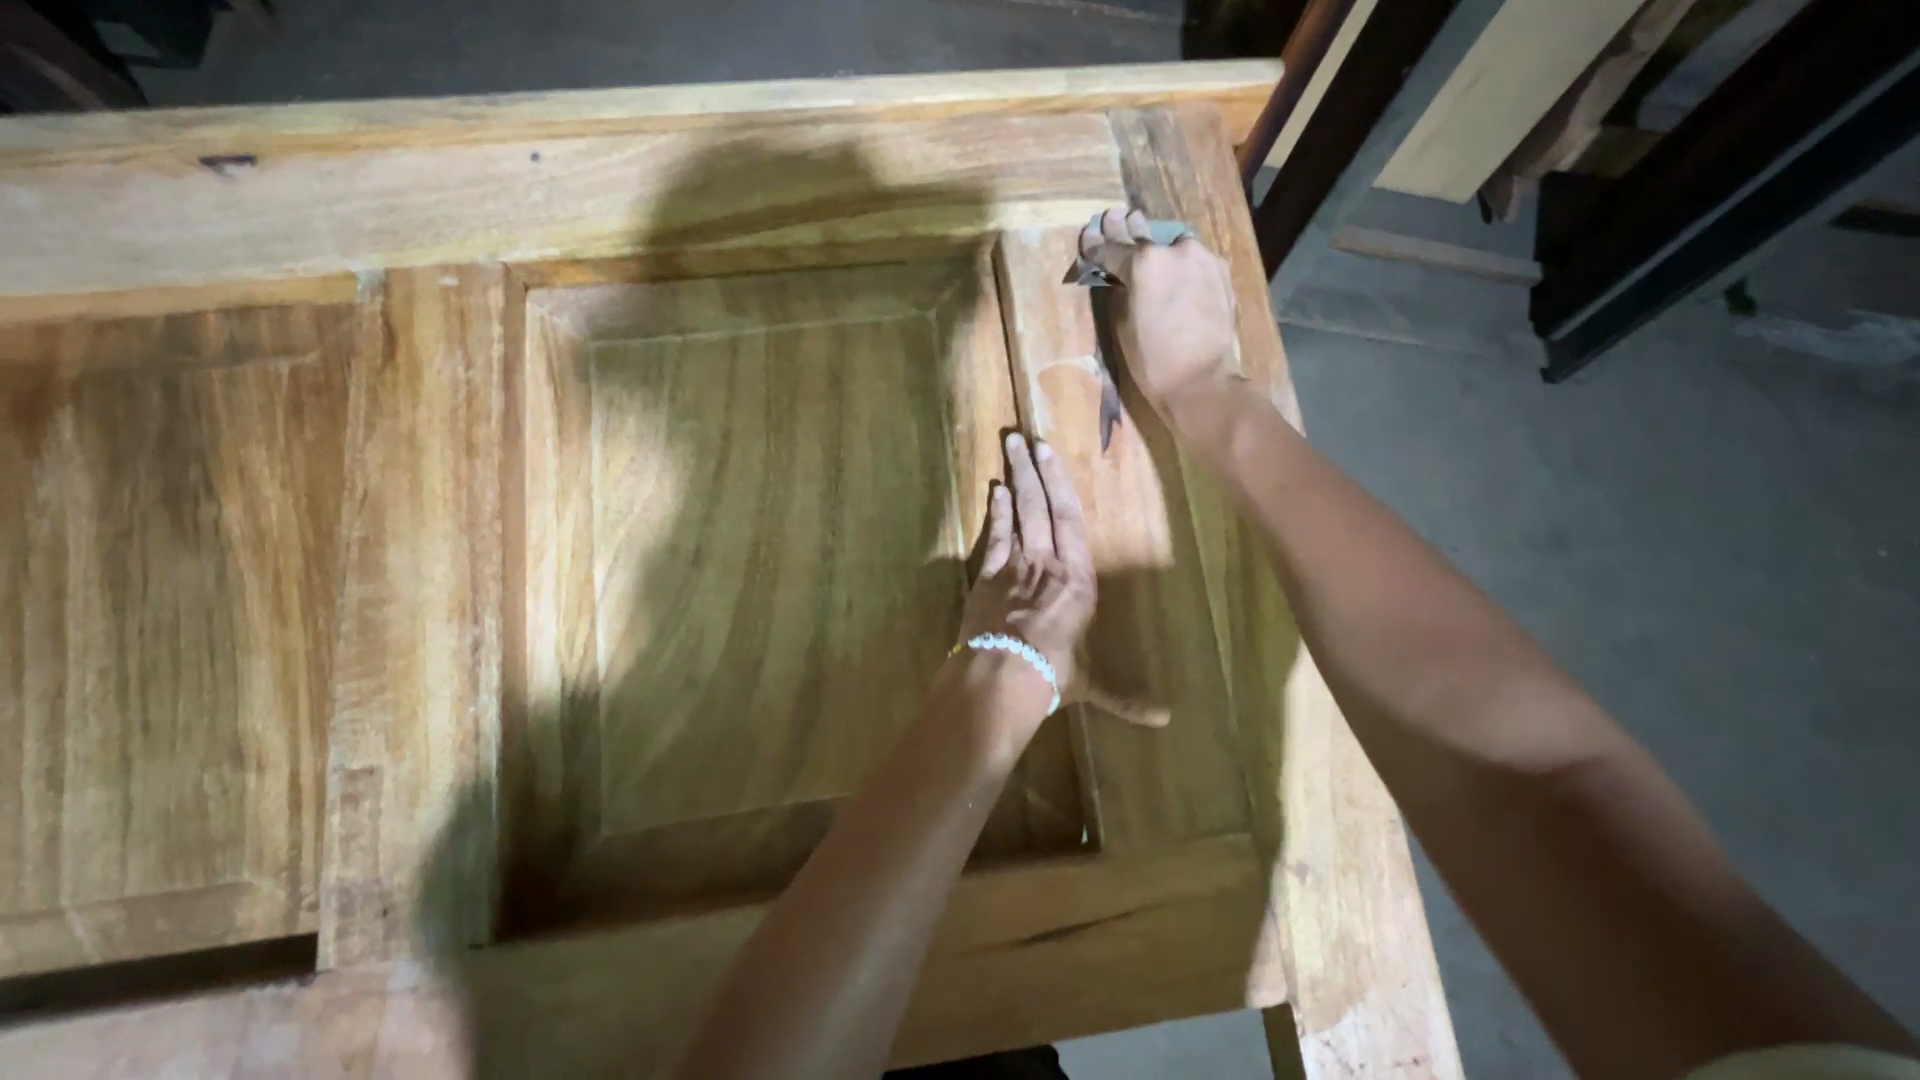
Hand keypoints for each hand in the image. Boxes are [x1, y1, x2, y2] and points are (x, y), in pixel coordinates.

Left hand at [958, 431, 1168, 729]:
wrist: (1005, 673)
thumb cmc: (1053, 674)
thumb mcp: (1089, 684)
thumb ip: (1123, 698)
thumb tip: (1163, 721)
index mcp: (1078, 581)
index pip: (1071, 522)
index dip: (1061, 486)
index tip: (1051, 457)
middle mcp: (1048, 563)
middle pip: (1041, 506)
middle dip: (1033, 470)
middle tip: (1022, 437)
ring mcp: (1015, 565)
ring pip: (1017, 512)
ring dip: (1013, 479)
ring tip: (1007, 446)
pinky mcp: (987, 576)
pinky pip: (994, 536)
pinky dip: (994, 513)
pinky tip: (994, 492)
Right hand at [1079, 207, 1239, 414]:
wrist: (1202, 380)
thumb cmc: (1152, 360)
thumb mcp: (1122, 326)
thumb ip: (1120, 293)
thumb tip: (1121, 280)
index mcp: (1143, 263)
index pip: (1111, 249)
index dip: (1096, 244)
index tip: (1088, 233)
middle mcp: (1174, 250)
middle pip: (1143, 236)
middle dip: (1126, 230)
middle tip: (1114, 217)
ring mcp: (1201, 258)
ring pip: (1174, 245)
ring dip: (1160, 247)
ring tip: (1148, 243)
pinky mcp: (1221, 272)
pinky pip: (1195, 260)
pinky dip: (1182, 262)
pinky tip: (1176, 267)